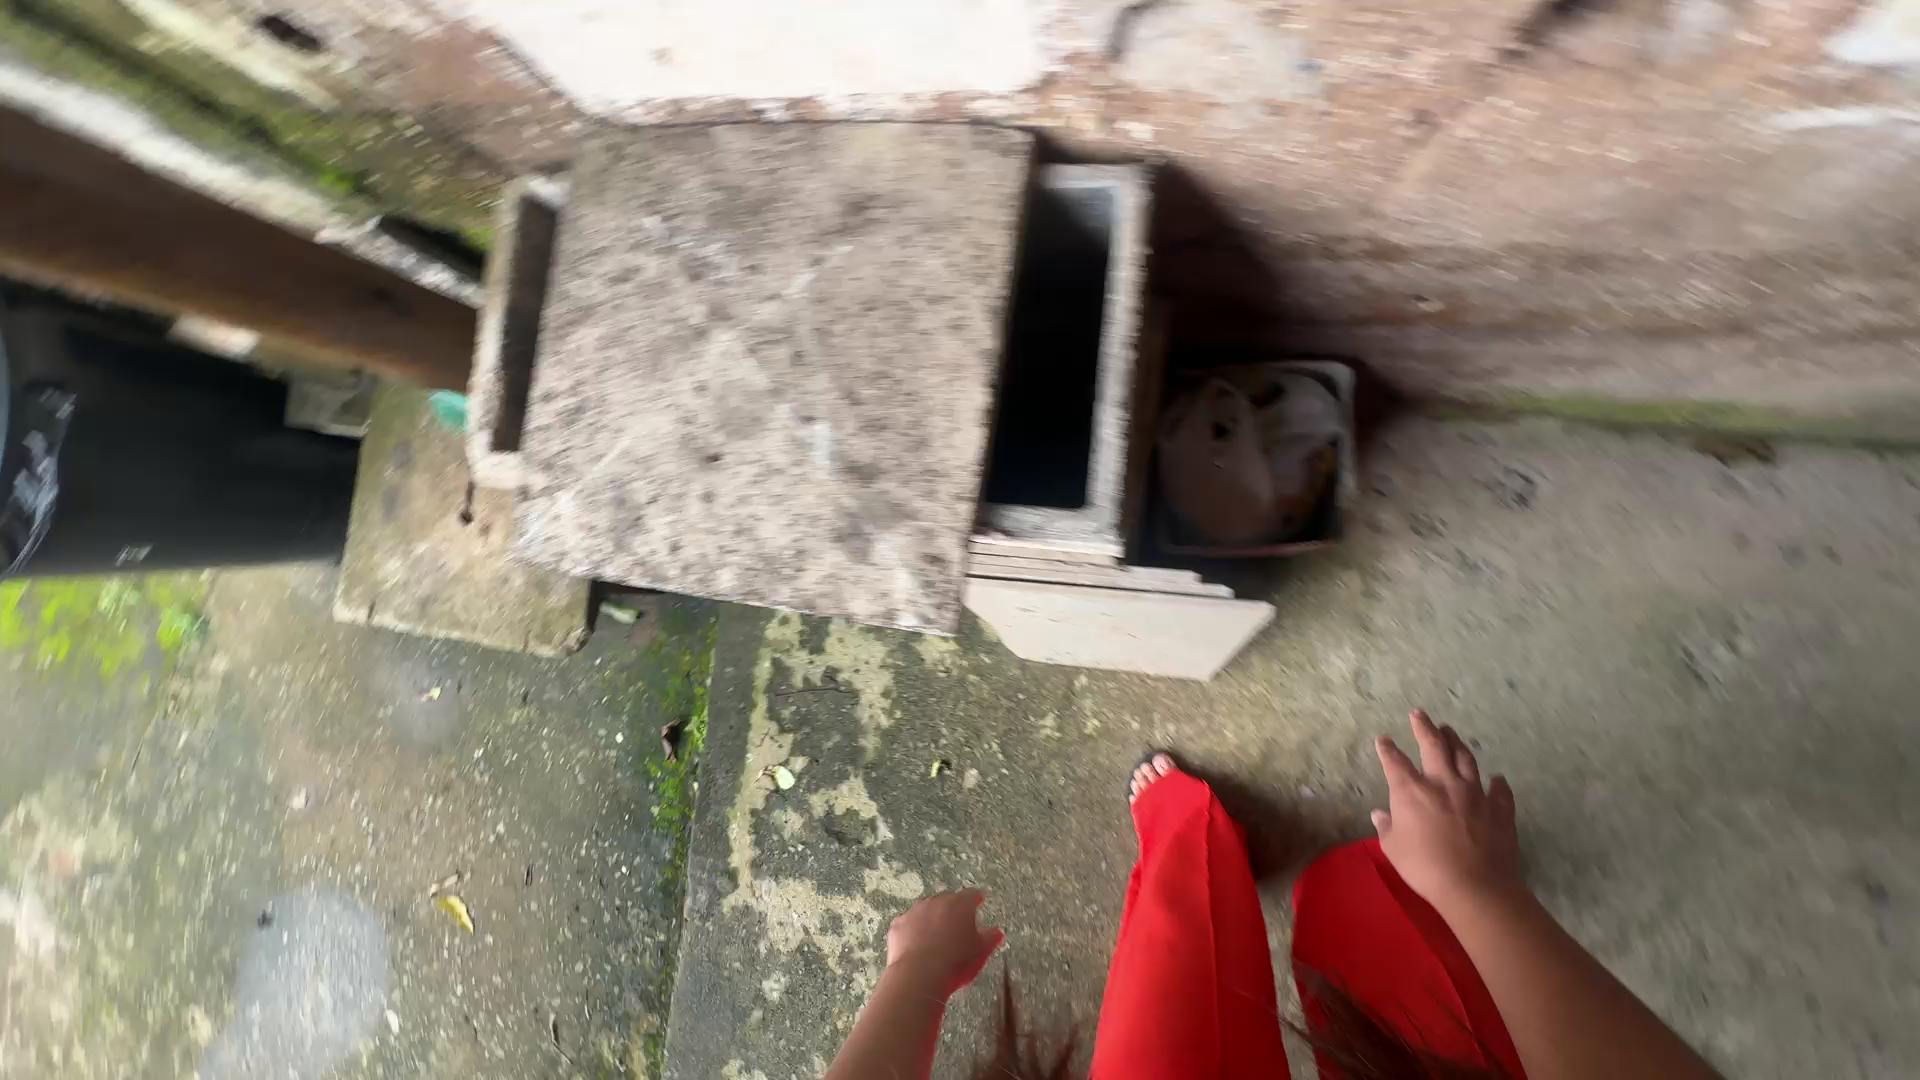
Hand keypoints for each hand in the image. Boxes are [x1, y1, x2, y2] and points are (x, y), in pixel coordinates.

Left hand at [884, 889, 1004, 998]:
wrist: (919, 975)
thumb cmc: (956, 962)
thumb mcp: (981, 952)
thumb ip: (991, 938)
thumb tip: (998, 931)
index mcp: (960, 904)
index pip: (971, 895)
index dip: (976, 899)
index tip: (979, 901)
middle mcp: (936, 901)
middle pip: (946, 900)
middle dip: (952, 909)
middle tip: (956, 925)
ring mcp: (914, 911)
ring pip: (925, 910)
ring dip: (930, 919)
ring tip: (934, 937)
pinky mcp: (898, 925)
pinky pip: (908, 925)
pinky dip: (912, 932)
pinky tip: (915, 947)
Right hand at [1372, 709, 1524, 913]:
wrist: (1476, 888)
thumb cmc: (1425, 867)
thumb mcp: (1393, 847)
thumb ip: (1386, 827)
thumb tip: (1380, 815)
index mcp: (1411, 790)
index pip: (1394, 761)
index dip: (1387, 748)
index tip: (1383, 740)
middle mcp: (1442, 783)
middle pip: (1433, 746)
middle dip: (1424, 728)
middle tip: (1419, 714)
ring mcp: (1474, 795)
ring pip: (1466, 760)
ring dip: (1456, 743)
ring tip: (1450, 732)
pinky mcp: (1500, 812)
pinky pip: (1500, 792)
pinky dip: (1498, 784)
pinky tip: (1497, 778)